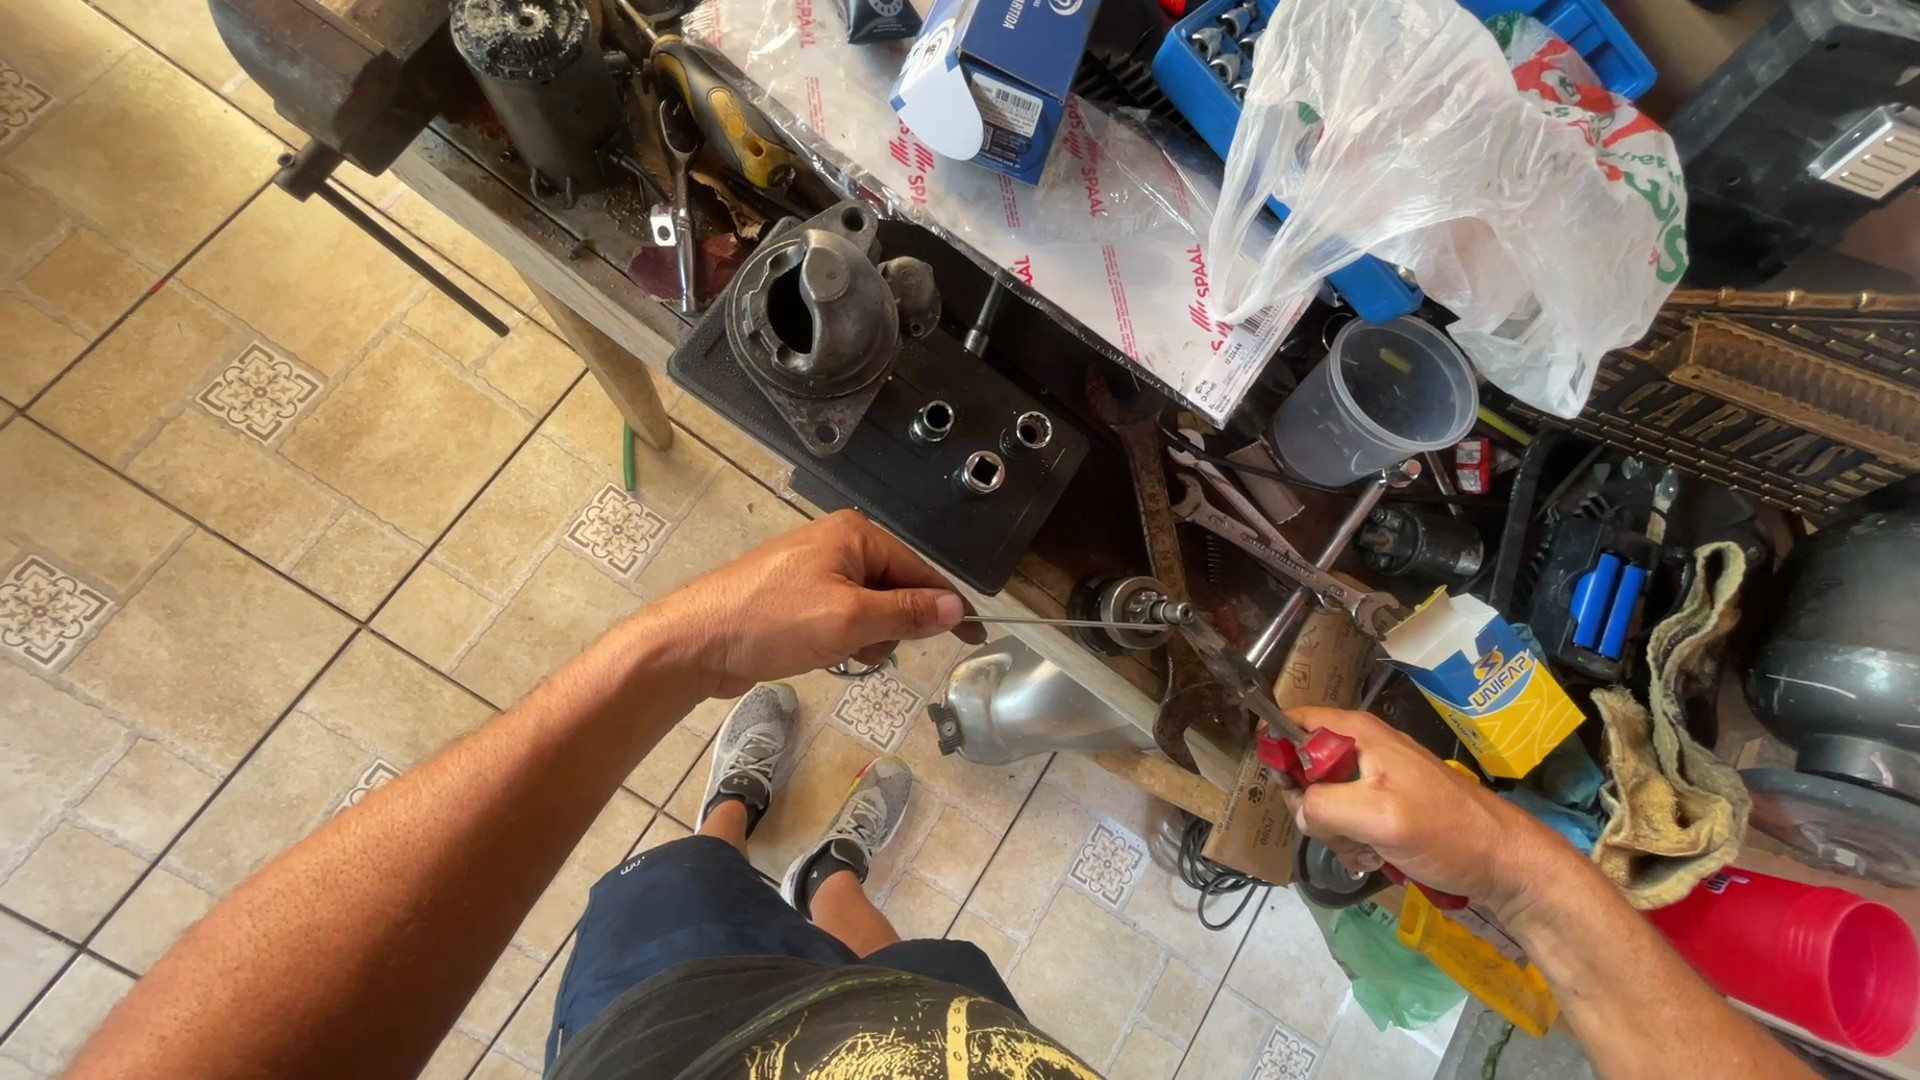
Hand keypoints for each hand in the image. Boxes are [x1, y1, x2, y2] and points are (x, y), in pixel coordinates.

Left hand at [647, 510, 984, 697]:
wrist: (697, 641)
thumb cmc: (775, 622)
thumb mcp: (849, 619)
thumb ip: (907, 613)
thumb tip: (958, 607)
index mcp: (855, 535)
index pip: (918, 571)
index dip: (946, 606)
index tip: (976, 635)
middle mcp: (839, 543)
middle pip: (895, 589)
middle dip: (891, 626)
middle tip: (868, 647)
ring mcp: (817, 569)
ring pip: (870, 608)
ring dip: (866, 637)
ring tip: (839, 652)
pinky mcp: (799, 596)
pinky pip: (843, 616)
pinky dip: (844, 638)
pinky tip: (823, 653)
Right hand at [1281, 706, 1574, 919]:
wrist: (1507, 864)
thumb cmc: (1446, 831)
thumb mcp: (1377, 815)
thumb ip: (1323, 805)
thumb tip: (1300, 811)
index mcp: (1355, 731)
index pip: (1292, 720)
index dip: (1277, 748)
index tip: (1284, 786)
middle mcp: (1361, 745)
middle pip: (1302, 764)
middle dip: (1308, 800)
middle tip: (1332, 826)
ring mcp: (1374, 775)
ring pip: (1321, 795)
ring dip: (1330, 826)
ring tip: (1360, 847)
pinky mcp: (1385, 802)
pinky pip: (1345, 814)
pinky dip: (1349, 836)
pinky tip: (1371, 855)